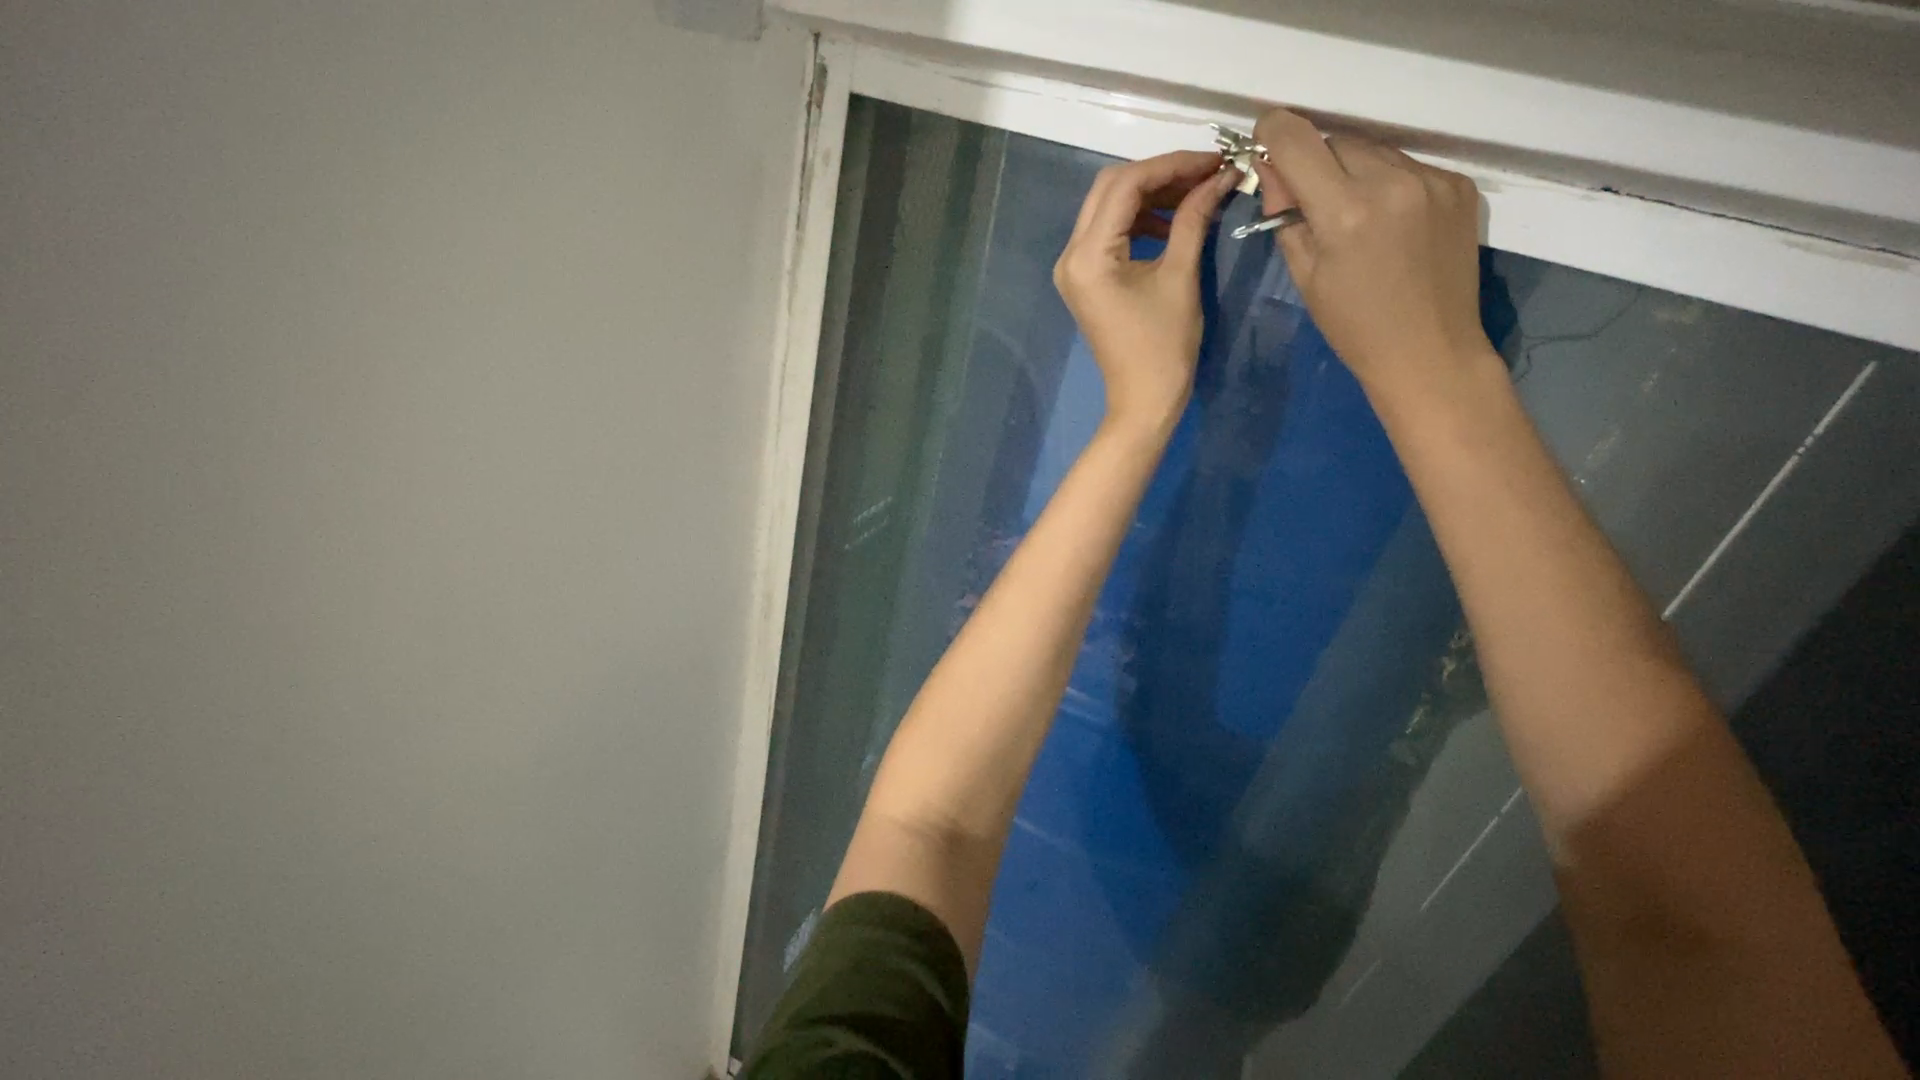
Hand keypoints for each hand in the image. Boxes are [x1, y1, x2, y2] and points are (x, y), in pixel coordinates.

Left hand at [1054, 151, 1240, 433]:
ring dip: (1151, 195)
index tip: (1213, 161)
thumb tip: (1218, 177)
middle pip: (1111, 189)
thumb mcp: (1180, 276)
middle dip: (1160, 174)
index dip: (1171, 165)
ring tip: (1197, 194)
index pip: (1125, 185)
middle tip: (1206, 174)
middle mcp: (1070, 255)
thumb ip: (1193, 219)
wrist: (1143, 399)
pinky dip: (1140, 219)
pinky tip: (1175, 220)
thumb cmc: (1163, 347)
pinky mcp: (1085, 277)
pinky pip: (1109, 232)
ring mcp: (1073, 267)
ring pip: (1109, 207)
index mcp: (1088, 256)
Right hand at [1250, 108, 1497, 403]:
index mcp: (1344, 211)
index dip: (1273, 132)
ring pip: (1373, 150)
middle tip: (1312, 202)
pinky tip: (1391, 225)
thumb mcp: (1304, 275)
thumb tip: (1270, 169)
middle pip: (1336, 140)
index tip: (1265, 141)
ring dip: (1353, 171)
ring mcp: (1430, 180)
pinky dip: (1388, 184)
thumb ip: (1285, 215)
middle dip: (1316, 162)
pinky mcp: (1456, 185)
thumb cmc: (1354, 326)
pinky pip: (1407, 166)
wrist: (1429, 351)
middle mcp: (1391, 182)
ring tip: (1356, 218)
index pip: (1297, 139)